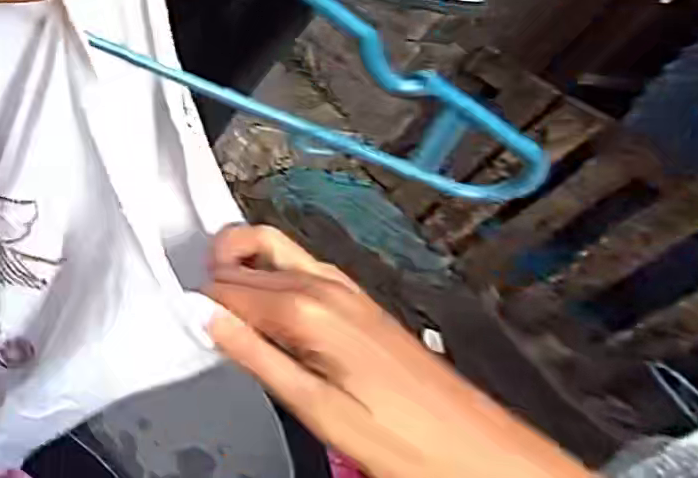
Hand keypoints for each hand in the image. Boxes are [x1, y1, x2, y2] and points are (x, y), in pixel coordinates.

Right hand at [200, 226, 593, 477]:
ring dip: (236, 263)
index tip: (201, 332)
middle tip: (211, 322)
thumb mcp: (321, 412)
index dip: (204, 308)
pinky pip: (292, 260)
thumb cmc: (415, 449)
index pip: (222, 286)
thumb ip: (252, 354)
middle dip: (214, 283)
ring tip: (230, 306)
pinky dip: (265, 270)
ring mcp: (341, 287)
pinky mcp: (355, 297)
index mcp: (307, 311)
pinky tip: (270, 312)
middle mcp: (321, 285)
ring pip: (263, 243)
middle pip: (237, 258)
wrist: (501, 466)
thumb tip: (197, 312)